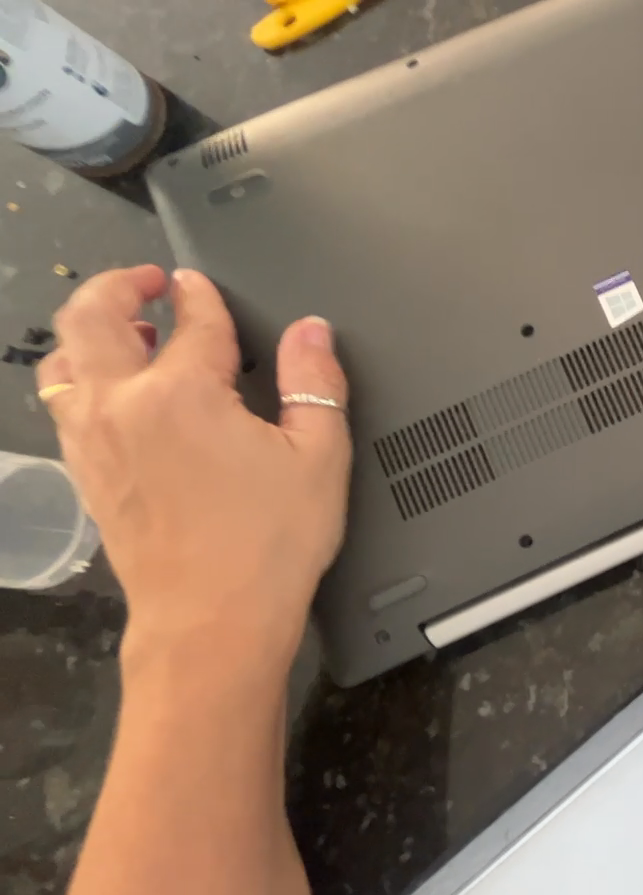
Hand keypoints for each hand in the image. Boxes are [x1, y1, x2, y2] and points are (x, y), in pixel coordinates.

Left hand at [36, 266, 349, 664]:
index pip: (191, 325)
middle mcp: (121, 406)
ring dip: (90, 328)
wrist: (214, 608)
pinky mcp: (84, 469)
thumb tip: (312, 333)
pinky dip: (81, 373)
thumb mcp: (321, 456)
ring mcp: (91, 438)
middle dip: (117, 287)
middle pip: (93, 320)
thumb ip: (316, 384)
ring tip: (124, 326)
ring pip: (64, 357)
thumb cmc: (272, 537)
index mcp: (184, 395)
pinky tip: (110, 385)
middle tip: (146, 280)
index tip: (200, 284)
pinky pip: (62, 400)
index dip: (201, 298)